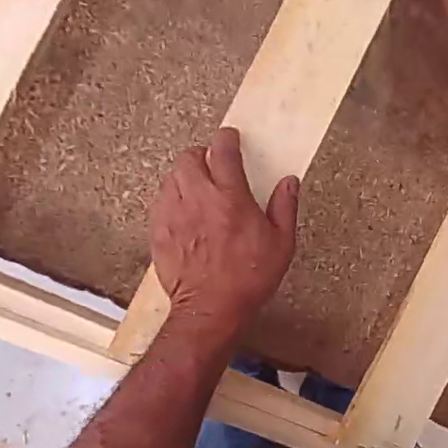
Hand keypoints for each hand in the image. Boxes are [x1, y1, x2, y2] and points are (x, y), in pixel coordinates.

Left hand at [150, 127, 298, 342]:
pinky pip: (160, 202)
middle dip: (201, 155)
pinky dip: (172, 200)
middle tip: (212, 165)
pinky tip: (185, 214)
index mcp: (230, 198)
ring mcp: (174, 214)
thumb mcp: (281, 244)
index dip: (227, 138)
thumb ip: (284, 207)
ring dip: (185, 177)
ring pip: (172, 177)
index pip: (223, 149)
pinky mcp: (159, 231)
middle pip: (189, 157)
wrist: (211, 309)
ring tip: (198, 190)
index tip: (230, 138)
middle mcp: (198, 199)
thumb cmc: (247, 280)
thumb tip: (288, 183)